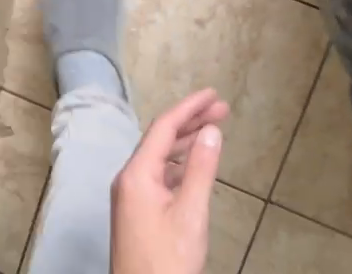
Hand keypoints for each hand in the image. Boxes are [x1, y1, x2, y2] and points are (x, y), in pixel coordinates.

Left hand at [111, 89, 228, 273]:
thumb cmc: (167, 262)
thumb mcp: (190, 214)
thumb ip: (201, 169)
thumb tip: (211, 130)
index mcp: (136, 174)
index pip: (164, 127)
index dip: (190, 107)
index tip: (214, 94)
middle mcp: (129, 179)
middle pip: (161, 138)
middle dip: (191, 120)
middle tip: (223, 109)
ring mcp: (130, 196)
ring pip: (160, 156)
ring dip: (186, 141)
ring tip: (214, 129)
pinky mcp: (136, 212)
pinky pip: (158, 174)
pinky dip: (179, 163)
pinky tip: (196, 163)